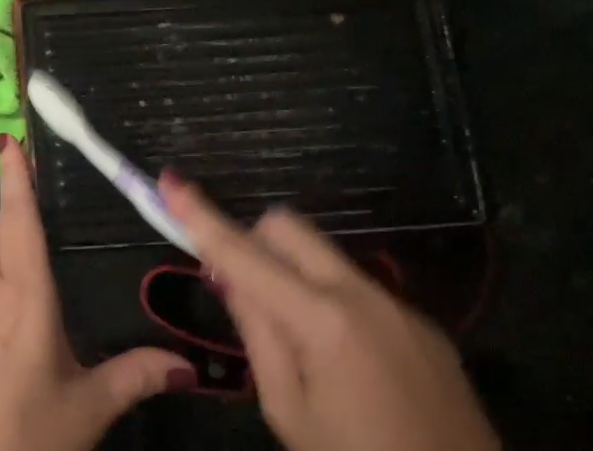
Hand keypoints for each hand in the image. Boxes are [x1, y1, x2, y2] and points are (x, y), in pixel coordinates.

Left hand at [0, 136, 193, 450]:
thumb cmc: (24, 441)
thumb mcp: (86, 412)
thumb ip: (134, 377)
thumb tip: (185, 364)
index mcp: (24, 298)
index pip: (20, 222)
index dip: (16, 179)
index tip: (9, 140)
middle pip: (0, 239)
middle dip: (17, 222)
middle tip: (40, 213)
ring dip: (4, 276)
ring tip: (30, 314)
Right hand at [159, 171, 498, 450]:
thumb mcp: (290, 412)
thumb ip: (258, 336)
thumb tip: (232, 278)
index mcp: (324, 320)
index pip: (244, 253)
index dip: (201, 215)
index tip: (168, 179)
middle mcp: (363, 294)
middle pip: (287, 227)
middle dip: (252, 241)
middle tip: (239, 289)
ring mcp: (400, 307)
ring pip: (323, 256)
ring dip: (291, 272)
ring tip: (293, 340)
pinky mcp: (424, 326)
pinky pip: (357, 288)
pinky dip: (328, 300)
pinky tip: (342, 362)